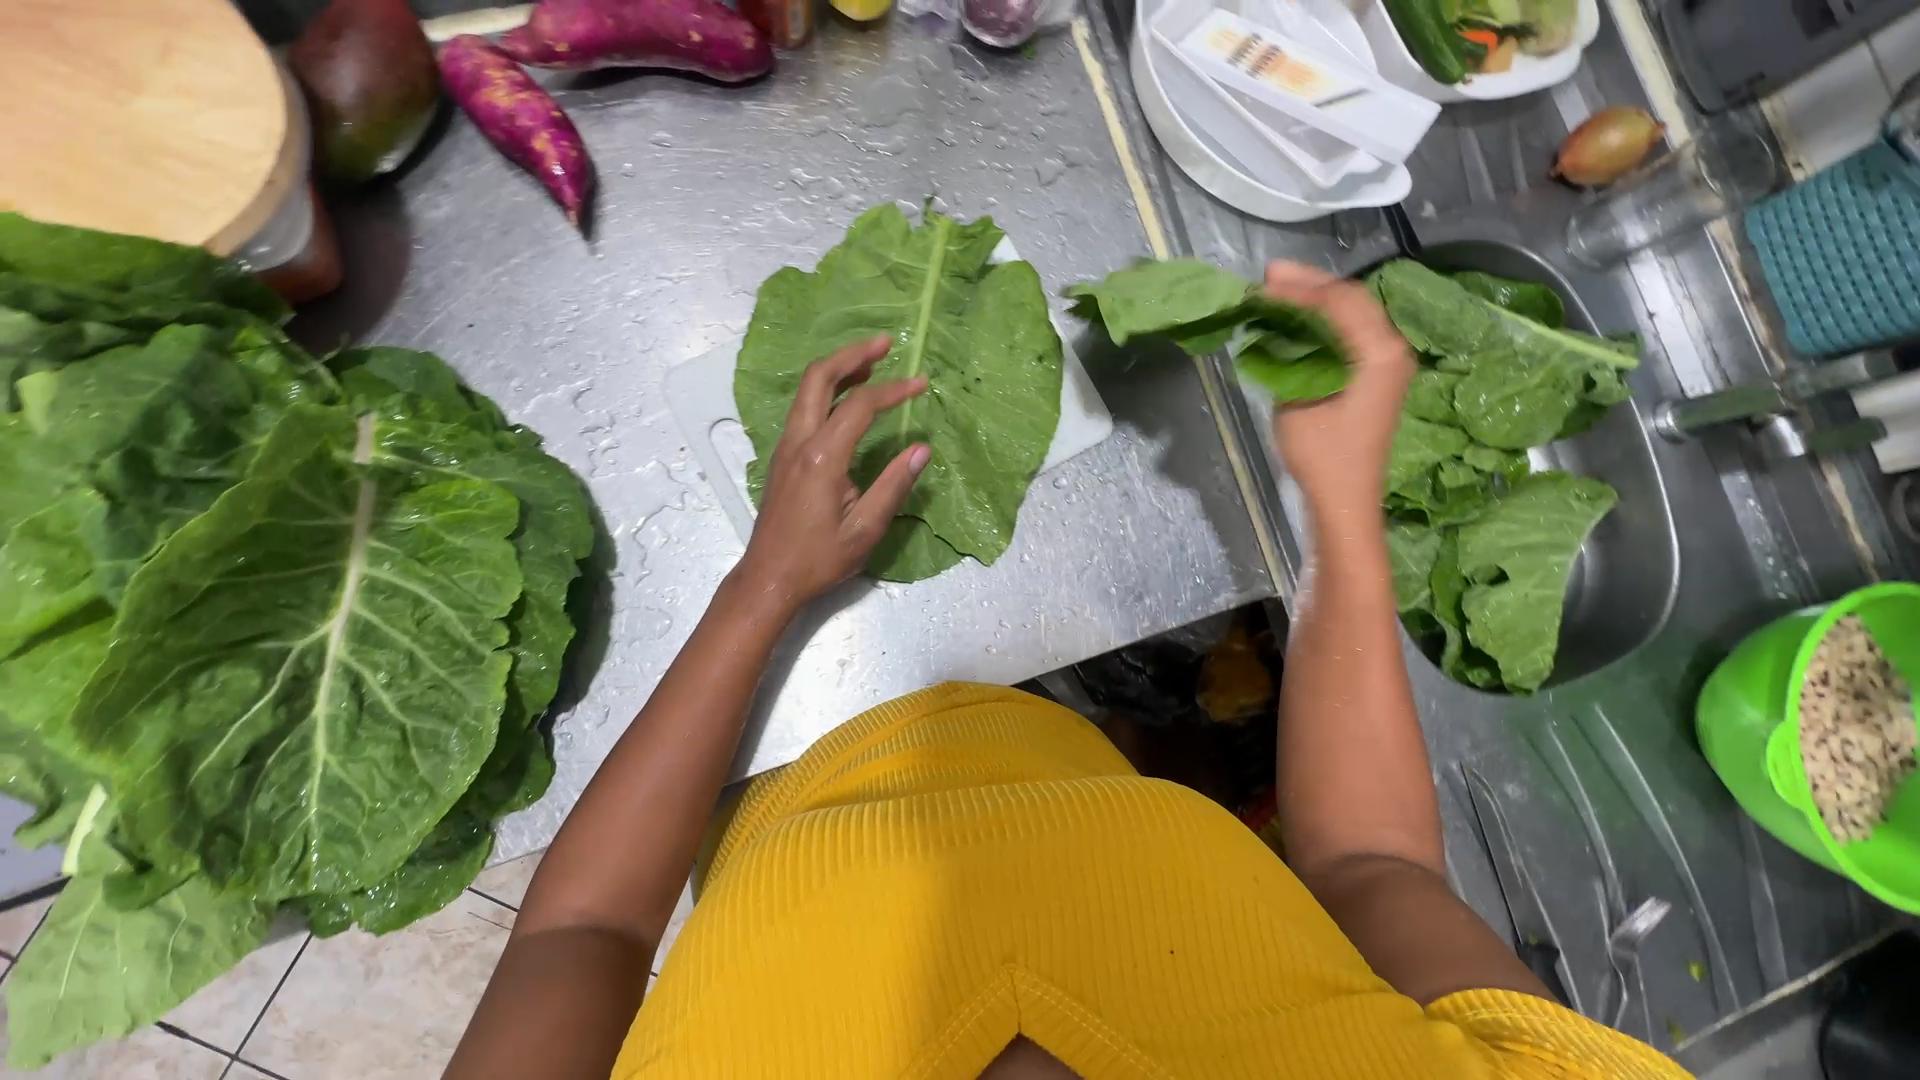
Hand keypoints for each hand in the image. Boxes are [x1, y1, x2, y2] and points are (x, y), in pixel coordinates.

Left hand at [734, 335, 930, 607]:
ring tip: (871, 362)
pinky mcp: (782, 456)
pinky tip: (846, 397)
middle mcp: (799, 442)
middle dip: (853, 355)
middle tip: (884, 343)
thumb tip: (921, 449)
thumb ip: (893, 485)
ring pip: (807, 390)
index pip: (859, 406)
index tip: (921, 384)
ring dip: (838, 369)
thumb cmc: (818, 559)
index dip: (893, 390)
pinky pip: (803, 408)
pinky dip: (827, 390)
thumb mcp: (865, 529)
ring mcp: (785, 447)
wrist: (769, 577)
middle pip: (820, 377)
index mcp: (822, 457)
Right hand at [1264, 262, 1413, 514]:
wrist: (1345, 499)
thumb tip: (1278, 331)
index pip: (1341, 302)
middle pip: (1353, 300)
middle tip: (1268, 276)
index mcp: (1381, 353)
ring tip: (1278, 289)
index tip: (1264, 282)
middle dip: (1310, 285)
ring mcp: (1389, 362)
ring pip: (1354, 313)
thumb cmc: (1322, 456)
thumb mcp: (1296, 403)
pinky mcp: (1377, 375)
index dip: (1301, 287)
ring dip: (1316, 299)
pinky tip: (1296, 318)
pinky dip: (1323, 320)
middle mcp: (1394, 349)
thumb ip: (1292, 359)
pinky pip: (1352, 332)